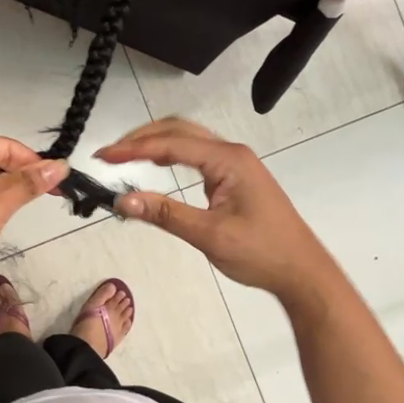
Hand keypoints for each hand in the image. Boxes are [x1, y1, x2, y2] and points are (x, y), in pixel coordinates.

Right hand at [96, 119, 322, 303]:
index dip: (133, 149)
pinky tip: (154, 166)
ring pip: (188, 140)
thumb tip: (123, 201)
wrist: (301, 271)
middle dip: (142, 138)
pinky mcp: (234, 178)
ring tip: (124, 156)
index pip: (171, 145)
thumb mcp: (209, 235)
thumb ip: (165, 214)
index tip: (102, 156)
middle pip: (179, 131)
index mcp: (228, 160)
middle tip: (109, 155)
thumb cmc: (260, 253)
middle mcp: (232, 153)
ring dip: (156, 143)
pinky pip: (197, 156)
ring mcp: (235, 164)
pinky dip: (170, 155)